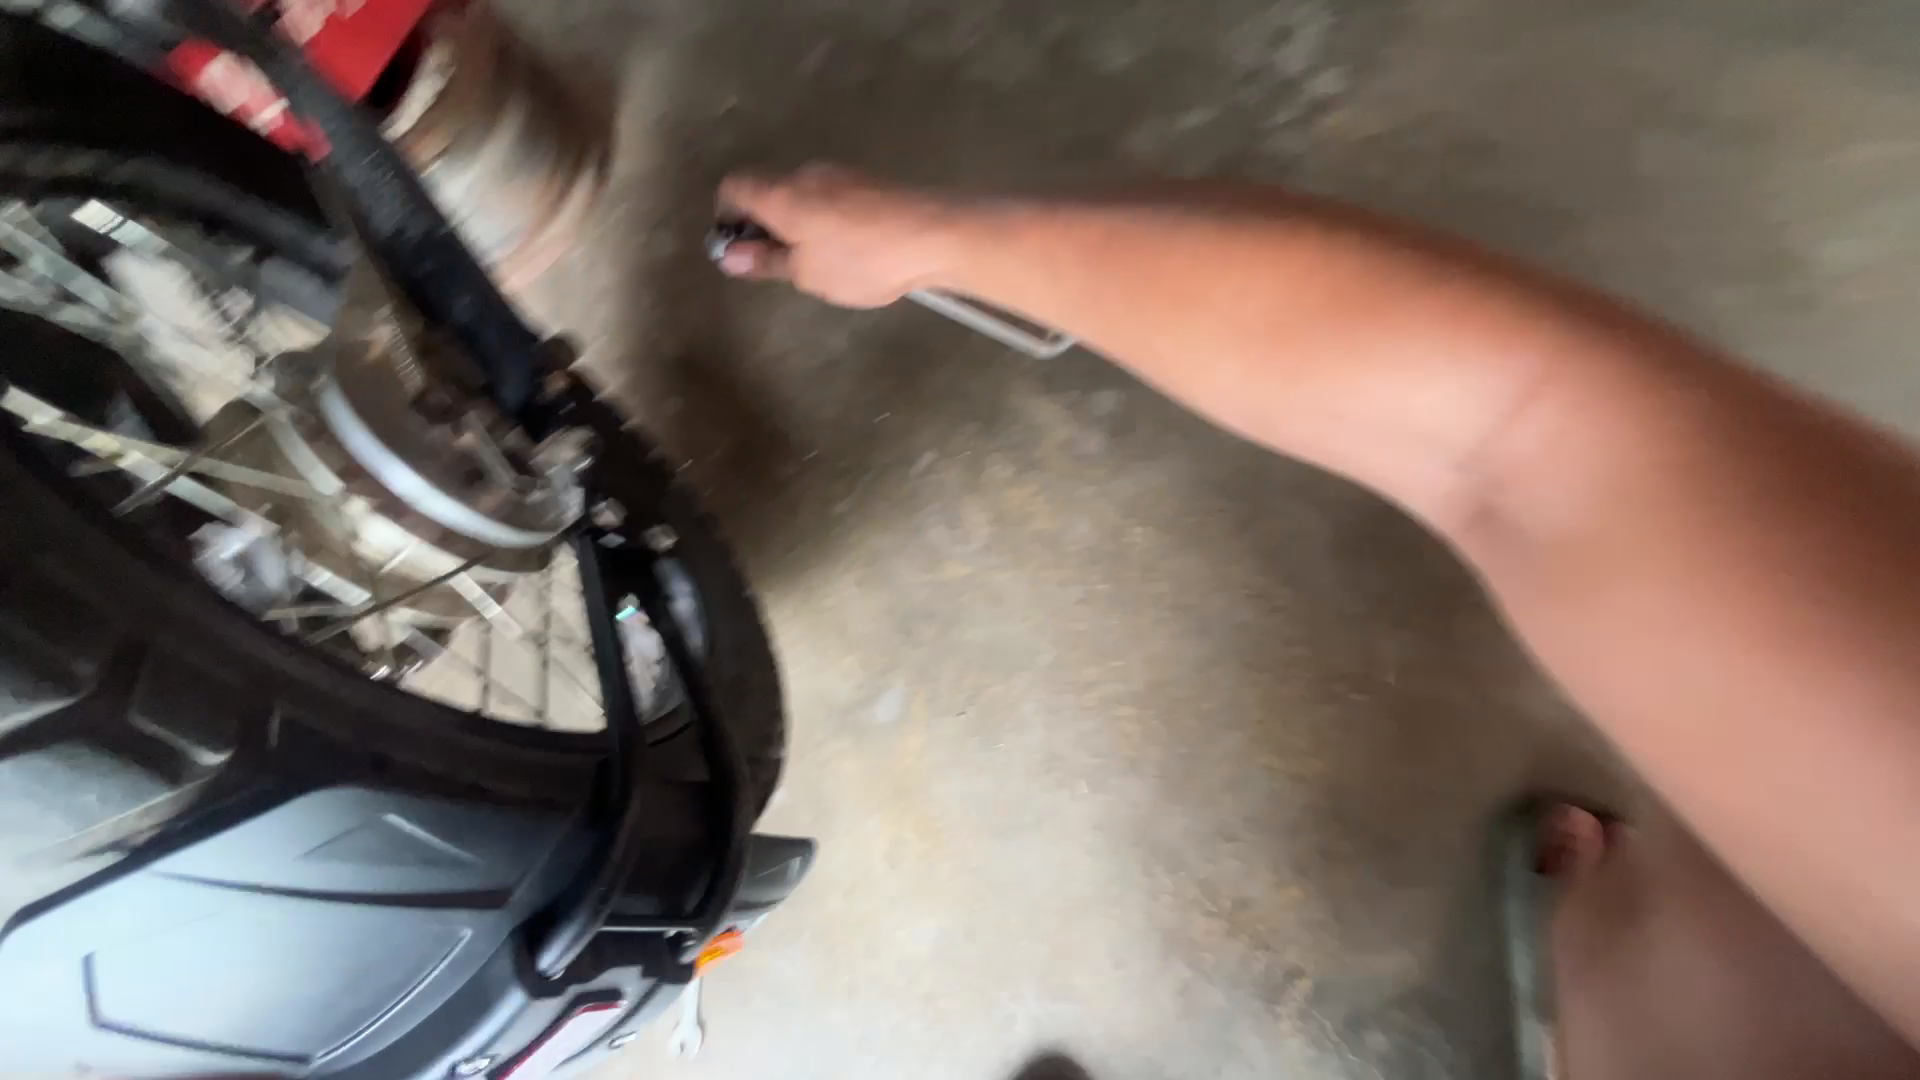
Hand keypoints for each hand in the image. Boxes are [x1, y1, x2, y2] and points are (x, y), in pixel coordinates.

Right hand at [715, 165, 959, 308]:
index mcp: (780, 193)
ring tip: (823, 267)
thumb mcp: (807, 273)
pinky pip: (836, 202)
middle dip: (768, 225)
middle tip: (782, 266)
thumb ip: (767, 261)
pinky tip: (853, 255)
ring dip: (802, 227)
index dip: (727, 215)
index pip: (734, 187)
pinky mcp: (872, 185)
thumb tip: (729, 255)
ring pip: (806, 198)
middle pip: (771, 191)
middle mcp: (807, 174)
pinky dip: (831, 225)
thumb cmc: (860, 260)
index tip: (738, 248)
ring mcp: (843, 176)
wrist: (933, 235)